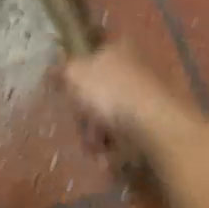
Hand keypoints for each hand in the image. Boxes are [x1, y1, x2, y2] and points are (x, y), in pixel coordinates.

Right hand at [60, 46, 197, 147]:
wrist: (157, 127)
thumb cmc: (110, 92)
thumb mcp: (74, 75)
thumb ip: (60, 71)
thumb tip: (51, 71)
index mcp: (116, 49)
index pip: (93, 53)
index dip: (77, 71)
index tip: (67, 90)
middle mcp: (134, 69)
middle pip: (100, 90)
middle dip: (85, 113)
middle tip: (79, 125)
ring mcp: (148, 98)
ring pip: (112, 117)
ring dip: (98, 135)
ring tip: (94, 148)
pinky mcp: (157, 126)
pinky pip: (128, 137)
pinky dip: (116, 149)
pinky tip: (108, 158)